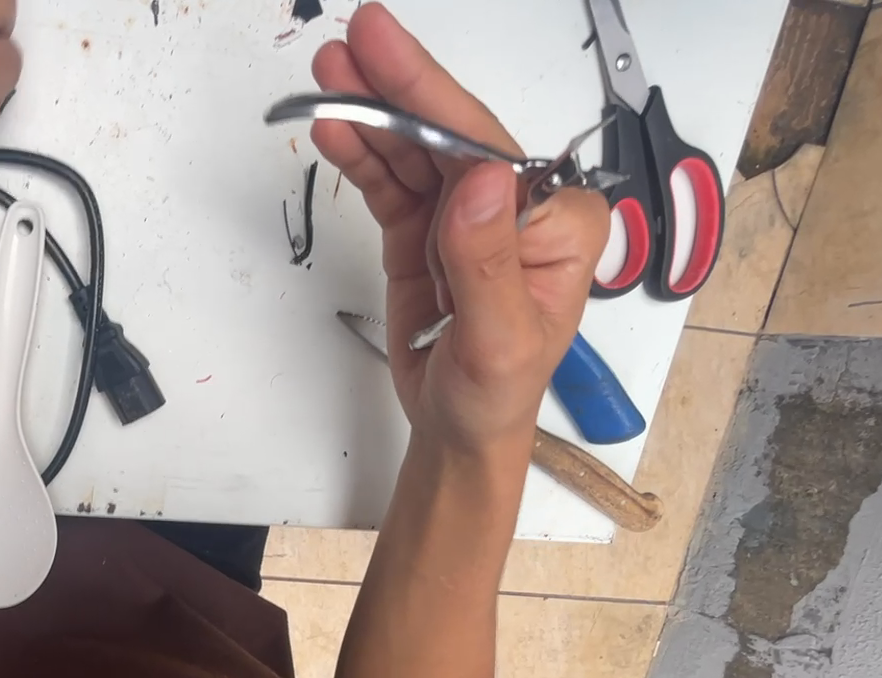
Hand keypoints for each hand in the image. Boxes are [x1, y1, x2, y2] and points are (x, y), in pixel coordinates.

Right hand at [310, 4, 607, 452]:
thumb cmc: (494, 394)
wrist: (460, 427)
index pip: (485, 150)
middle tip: (349, 44)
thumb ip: (488, 262)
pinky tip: (339, 134)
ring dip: (371, 118)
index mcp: (553, 221)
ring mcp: (462, 222)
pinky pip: (392, 190)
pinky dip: (363, 162)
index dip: (432, 99)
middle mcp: (512, 208)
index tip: (385, 53)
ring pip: (413, 157)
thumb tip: (481, 182)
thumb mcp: (498, 340)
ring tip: (328, 80)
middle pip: (447, 137)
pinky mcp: (425, 239)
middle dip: (397, 90)